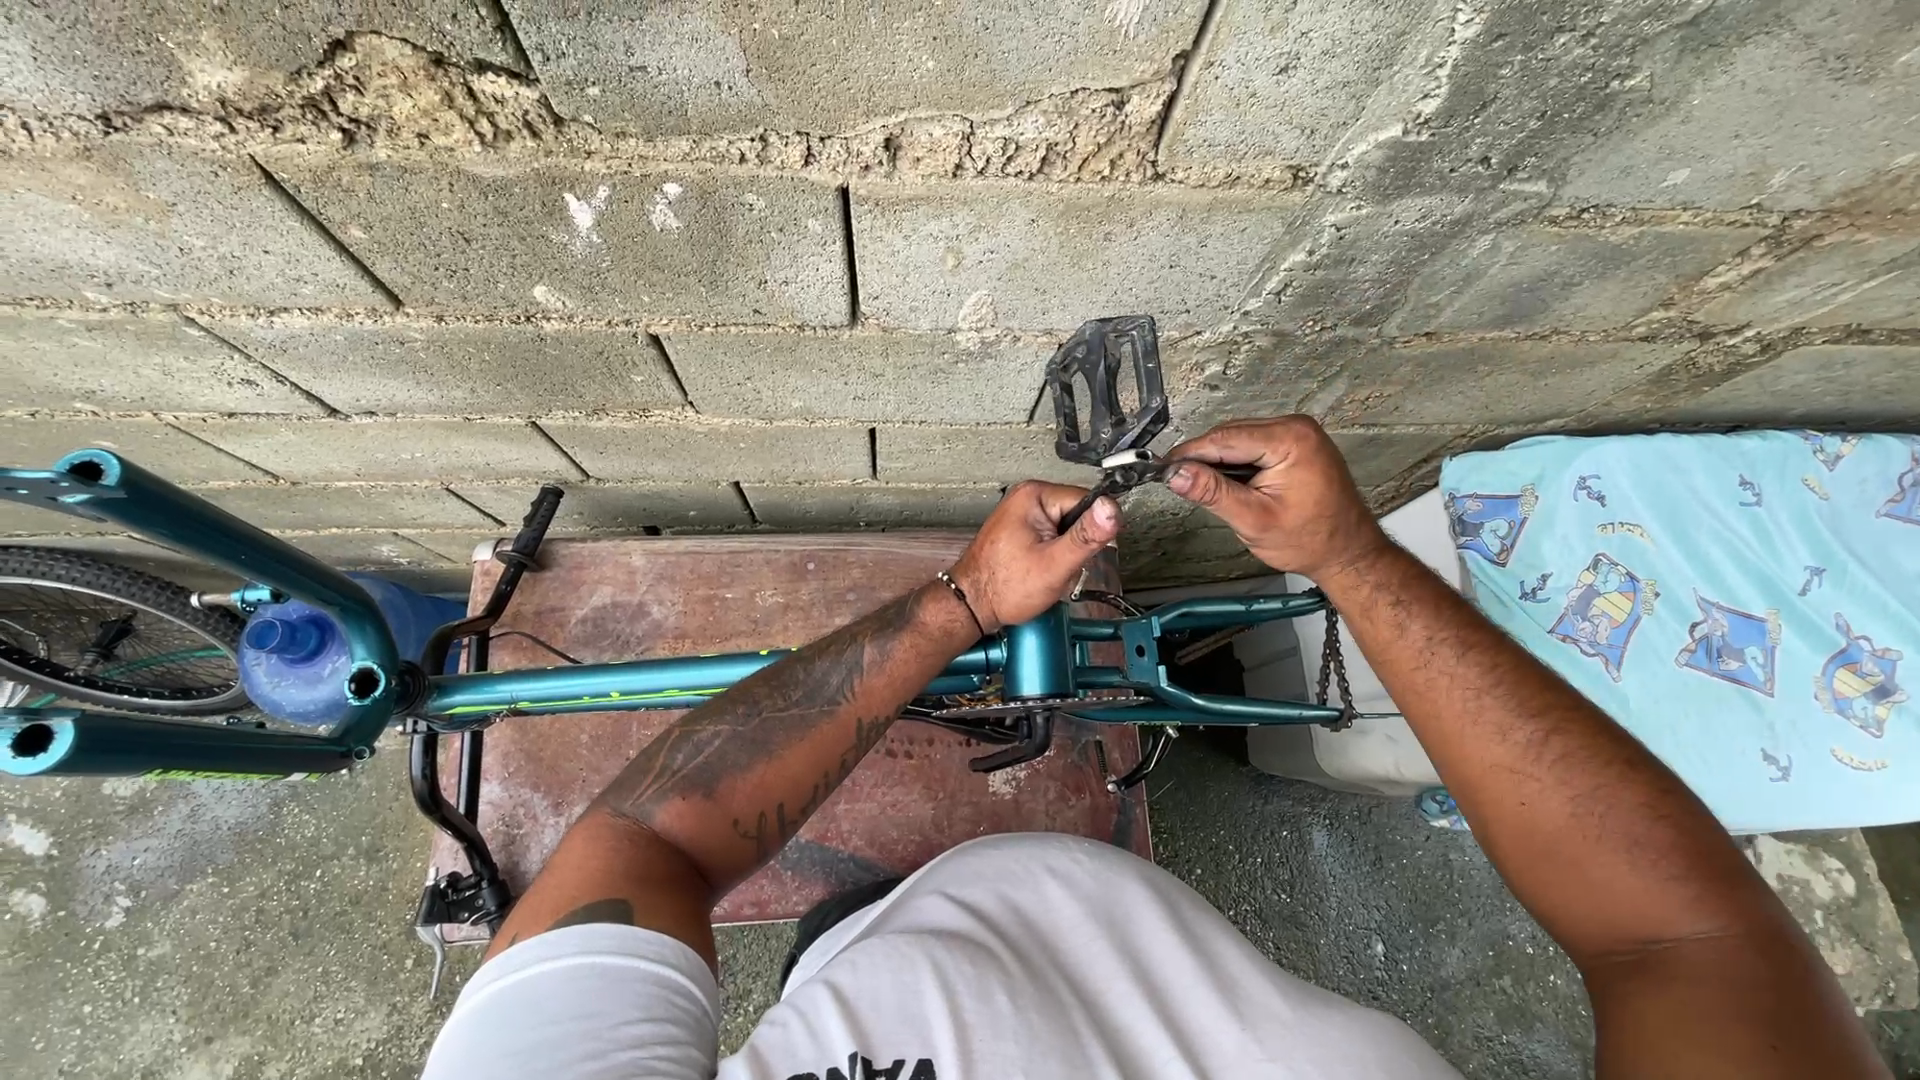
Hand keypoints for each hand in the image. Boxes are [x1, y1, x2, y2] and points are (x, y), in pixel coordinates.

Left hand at [948, 481, 1120, 632]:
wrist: (972, 605)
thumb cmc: (1002, 587)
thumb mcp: (1055, 564)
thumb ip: (1086, 537)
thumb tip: (1111, 510)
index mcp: (1034, 495)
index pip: (1089, 501)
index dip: (1094, 531)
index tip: (1082, 553)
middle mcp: (1027, 497)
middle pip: (1079, 515)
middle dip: (1077, 546)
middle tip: (1058, 565)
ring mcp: (1023, 513)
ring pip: (1068, 530)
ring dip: (1065, 554)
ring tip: (1045, 569)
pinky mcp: (1023, 528)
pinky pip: (1054, 538)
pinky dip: (1054, 557)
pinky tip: (1039, 569)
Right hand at [1166, 416, 1391, 581]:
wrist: (1346, 552)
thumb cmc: (1312, 539)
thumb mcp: (1252, 519)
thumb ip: (1212, 493)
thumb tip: (1177, 474)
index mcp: (1291, 440)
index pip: (1223, 439)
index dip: (1189, 454)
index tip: (1163, 468)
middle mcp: (1296, 428)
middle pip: (1228, 435)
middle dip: (1201, 458)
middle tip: (1175, 481)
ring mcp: (1297, 434)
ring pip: (1237, 439)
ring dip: (1217, 461)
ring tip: (1202, 487)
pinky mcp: (1294, 444)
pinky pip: (1252, 445)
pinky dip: (1234, 462)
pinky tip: (1228, 483)